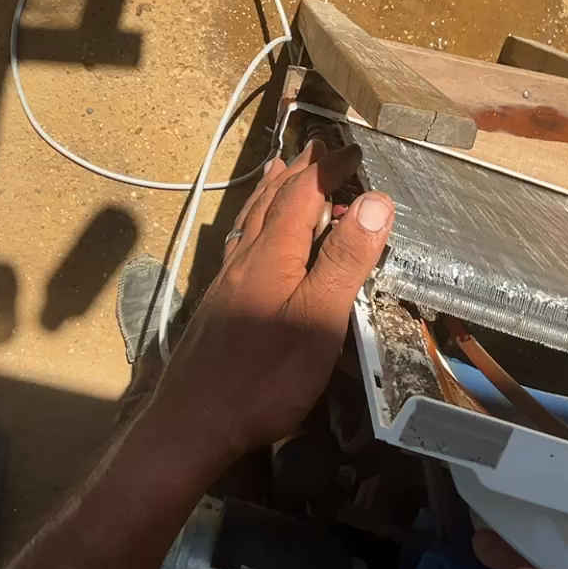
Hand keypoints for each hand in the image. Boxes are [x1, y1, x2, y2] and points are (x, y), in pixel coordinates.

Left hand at [143, 139, 394, 467]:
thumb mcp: (318, 318)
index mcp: (274, 252)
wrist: (193, 421)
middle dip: (299, 170)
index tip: (354, 149)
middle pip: (273, 199)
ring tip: (278, 169)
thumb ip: (344, 260)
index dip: (329, 168)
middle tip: (317, 147)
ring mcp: (229, 277)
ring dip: (271, 189)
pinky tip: (249, 233)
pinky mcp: (220, 299)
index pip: (304, 192)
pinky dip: (254, 219)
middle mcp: (247, 254)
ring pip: (252, 218)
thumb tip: (375, 200)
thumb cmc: (264, 375)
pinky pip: (241, 240)